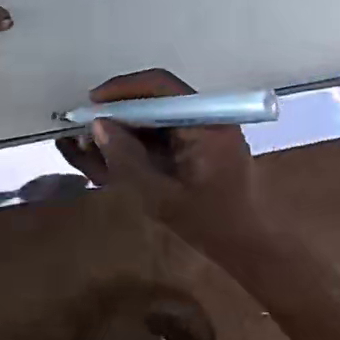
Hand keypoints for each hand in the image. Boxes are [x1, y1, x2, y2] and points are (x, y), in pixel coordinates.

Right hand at [55, 69, 268, 258]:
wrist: (255, 252)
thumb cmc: (213, 224)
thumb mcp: (160, 195)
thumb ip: (126, 158)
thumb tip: (98, 125)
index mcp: (205, 123)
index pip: (159, 87)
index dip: (121, 90)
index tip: (91, 104)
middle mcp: (205, 119)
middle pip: (151, 100)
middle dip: (115, 114)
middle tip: (84, 132)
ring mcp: (201, 133)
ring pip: (150, 119)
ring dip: (119, 131)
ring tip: (90, 150)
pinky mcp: (195, 147)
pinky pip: (156, 136)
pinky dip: (131, 145)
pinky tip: (108, 162)